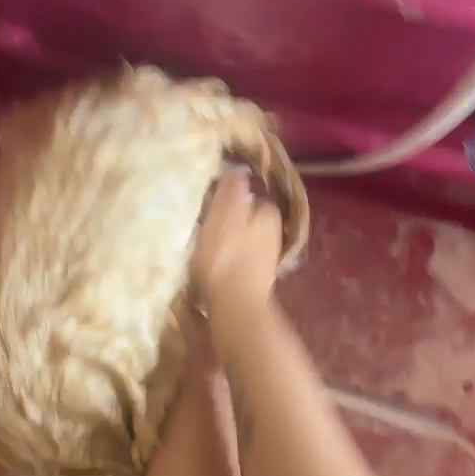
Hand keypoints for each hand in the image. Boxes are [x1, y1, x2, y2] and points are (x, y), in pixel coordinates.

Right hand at [191, 170, 283, 318]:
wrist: (235, 307)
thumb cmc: (225, 256)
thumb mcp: (224, 212)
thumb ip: (232, 189)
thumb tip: (237, 168)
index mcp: (268, 214)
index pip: (248, 196)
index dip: (227, 199)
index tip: (207, 204)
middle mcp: (274, 236)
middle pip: (247, 221)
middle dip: (229, 223)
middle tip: (201, 226)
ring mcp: (266, 262)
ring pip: (243, 243)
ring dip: (226, 245)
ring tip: (201, 250)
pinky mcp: (256, 284)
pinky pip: (238, 265)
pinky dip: (226, 265)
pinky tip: (210, 272)